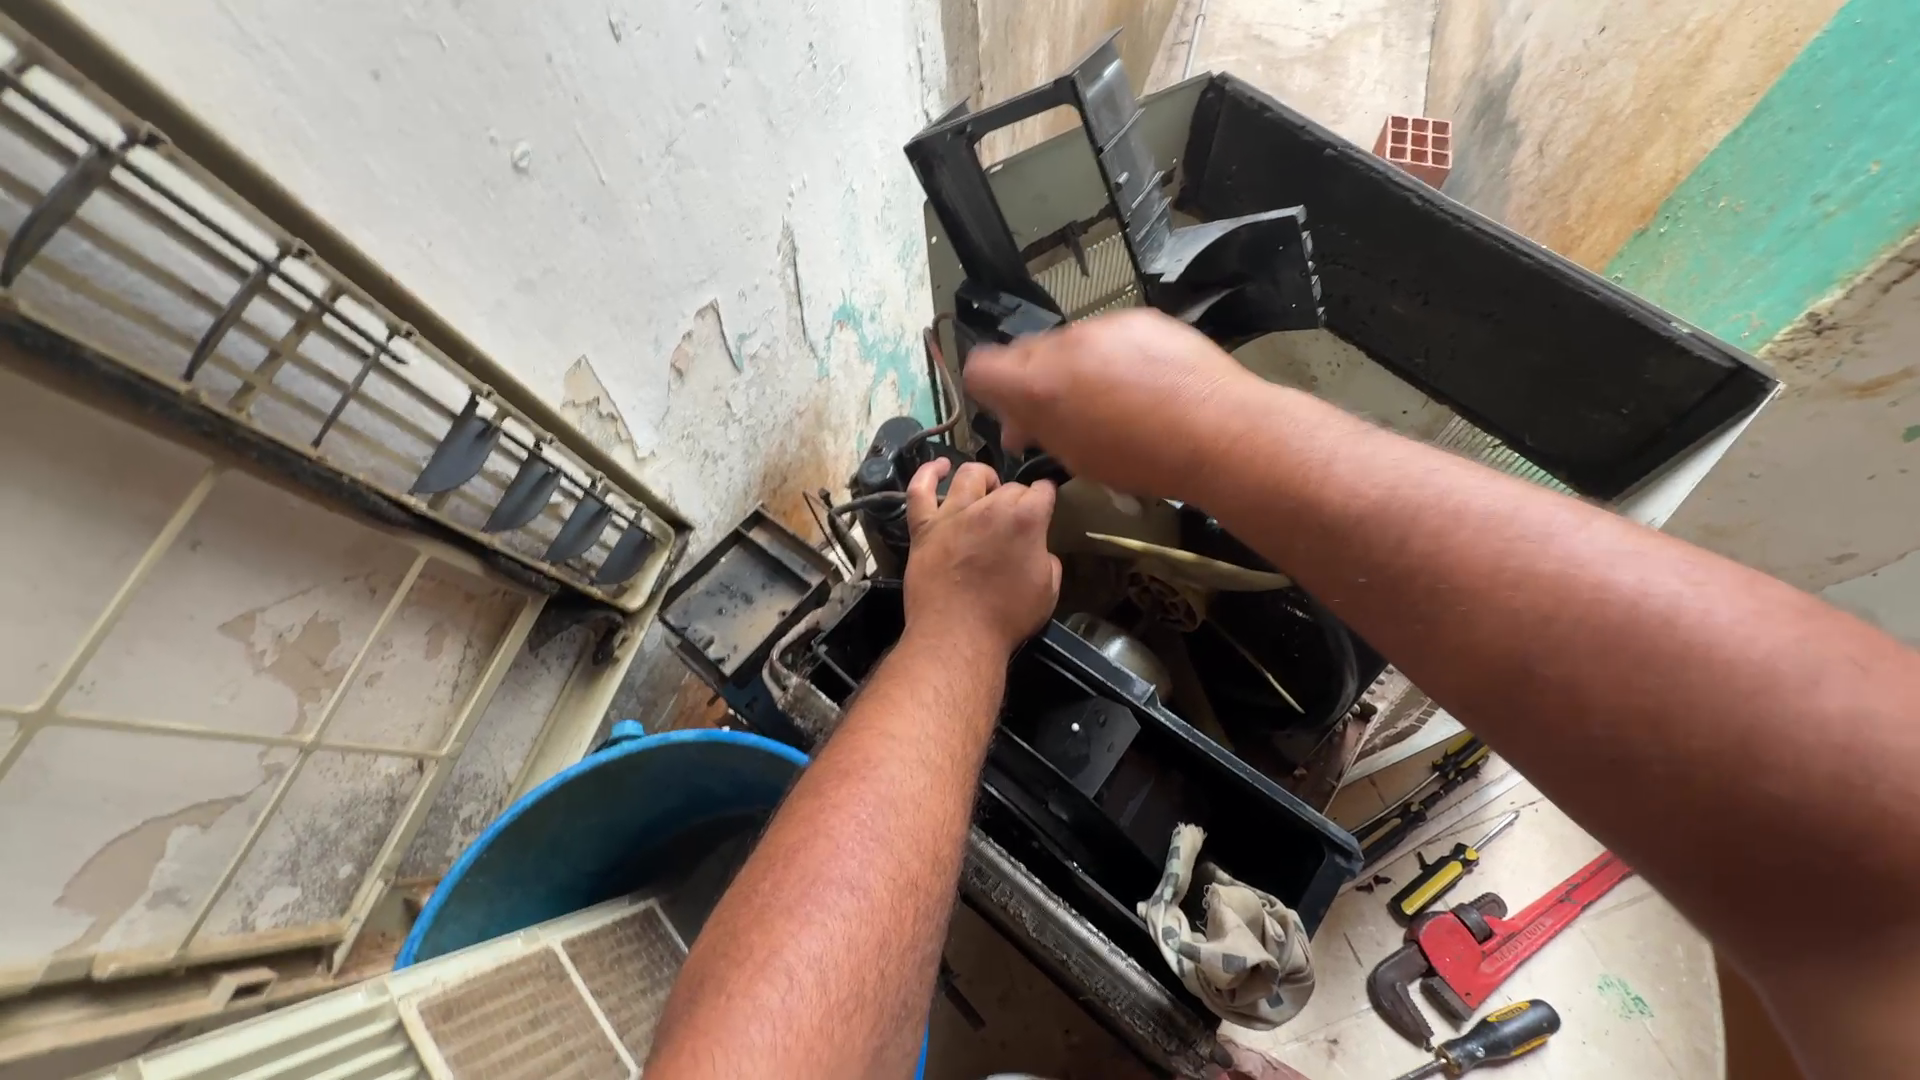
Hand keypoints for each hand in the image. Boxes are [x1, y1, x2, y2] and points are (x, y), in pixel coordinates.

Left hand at [902, 458, 1060, 658]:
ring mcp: (952, 514)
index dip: (1046, 495)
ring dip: (983, 477)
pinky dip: (928, 473)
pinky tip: (939, 468)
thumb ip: (1047, 560)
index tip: (1045, 504)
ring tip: (987, 488)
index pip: (1042, 490)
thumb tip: (1036, 549)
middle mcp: (989, 507)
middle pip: (1008, 485)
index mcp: (1026, 520)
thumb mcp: (1048, 591)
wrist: (958, 635)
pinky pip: (920, 490)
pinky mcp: (924, 527)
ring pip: (969, 476)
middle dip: (1017, 496)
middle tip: (1016, 516)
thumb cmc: (1007, 618)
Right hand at [963, 308, 1266, 501]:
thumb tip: (1019, 423)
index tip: (1009, 410)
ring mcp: (1103, 326)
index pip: (980, 368)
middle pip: (1025, 353)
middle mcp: (1063, 345)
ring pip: (1068, 344)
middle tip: (1058, 415)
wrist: (1218, 432)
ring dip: (1074, 369)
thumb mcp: (1074, 457)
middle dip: (1034, 381)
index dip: (989, 390)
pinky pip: (1109, 335)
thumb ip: (1037, 430)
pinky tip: (1141, 385)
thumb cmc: (1143, 460)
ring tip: (1110, 403)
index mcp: (1037, 384)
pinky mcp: (1139, 318)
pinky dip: (1112, 356)